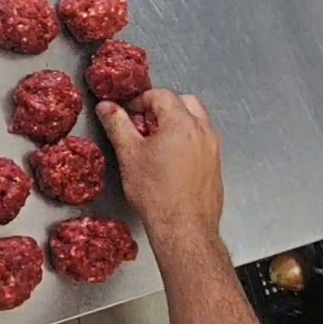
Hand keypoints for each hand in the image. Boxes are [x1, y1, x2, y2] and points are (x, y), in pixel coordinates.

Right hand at [96, 89, 224, 248]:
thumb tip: (107, 107)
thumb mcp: (129, 154)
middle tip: (143, 124)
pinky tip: (170, 162)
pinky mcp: (215, 165)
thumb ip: (117, 124)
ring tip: (155, 144)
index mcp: (181, 123)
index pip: (161, 95)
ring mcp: (213, 148)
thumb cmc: (155, 192)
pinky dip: (186, 141)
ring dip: (176, 123)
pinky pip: (202, 141)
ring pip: (196, 121)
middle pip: (184, 102)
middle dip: (162, 107)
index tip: (127, 114)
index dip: (140, 100)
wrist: (184, 228)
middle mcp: (203, 131)